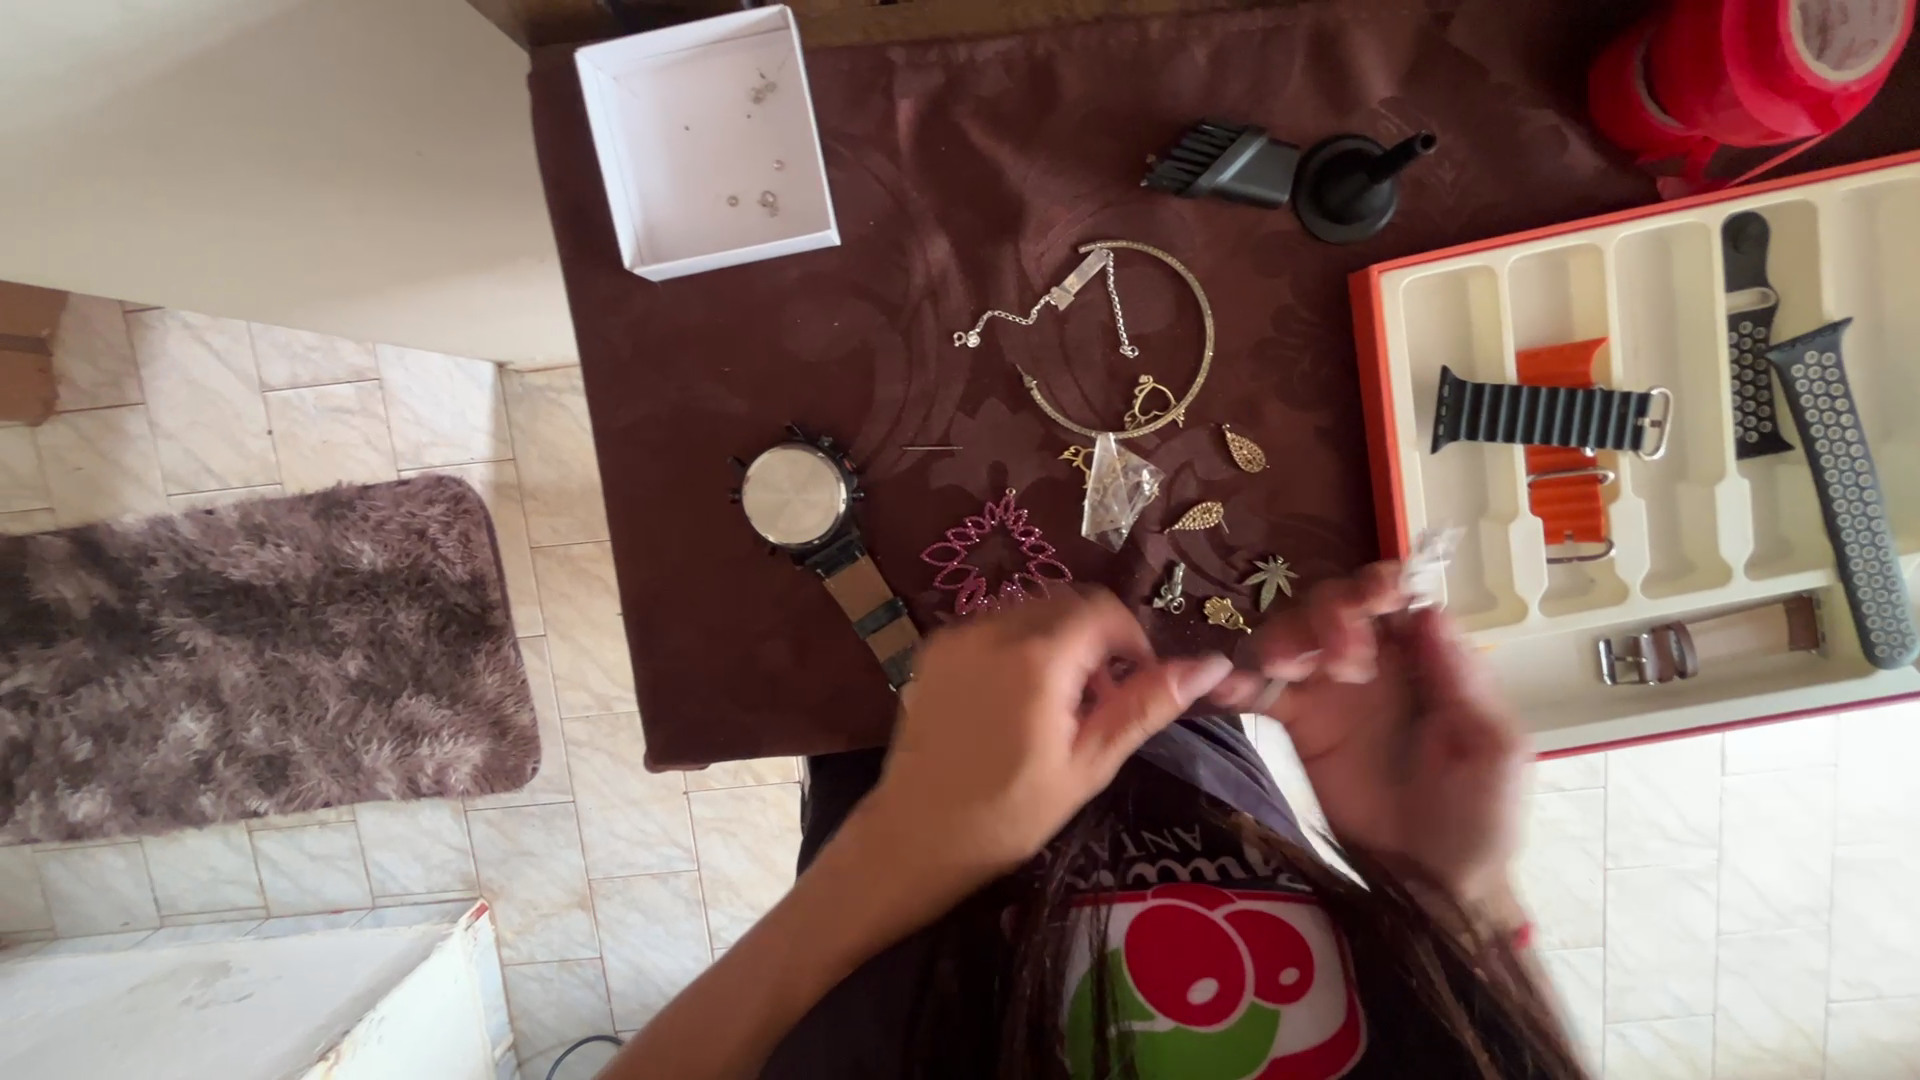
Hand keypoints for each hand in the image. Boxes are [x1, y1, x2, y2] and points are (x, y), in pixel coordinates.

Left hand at [856, 589, 1232, 897]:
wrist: (916, 835)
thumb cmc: (1011, 813)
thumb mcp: (1089, 765)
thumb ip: (1146, 705)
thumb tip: (1211, 665)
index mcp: (1037, 658)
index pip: (1102, 608)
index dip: (1130, 637)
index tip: (1135, 678)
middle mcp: (993, 629)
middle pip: (1065, 602)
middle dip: (1094, 637)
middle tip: (1097, 697)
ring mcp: (957, 635)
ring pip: (1029, 610)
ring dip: (1057, 638)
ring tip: (1057, 701)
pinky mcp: (934, 647)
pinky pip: (993, 625)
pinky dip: (1018, 644)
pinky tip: (1016, 697)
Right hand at [1211, 564, 1527, 909]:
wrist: (1427, 882)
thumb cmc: (1478, 814)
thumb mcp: (1493, 747)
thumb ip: (1462, 680)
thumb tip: (1428, 610)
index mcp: (1424, 658)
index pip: (1395, 597)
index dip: (1379, 584)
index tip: (1375, 599)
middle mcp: (1372, 662)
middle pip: (1332, 604)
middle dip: (1331, 616)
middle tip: (1343, 661)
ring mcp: (1327, 690)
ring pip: (1290, 633)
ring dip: (1284, 638)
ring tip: (1287, 671)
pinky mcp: (1293, 721)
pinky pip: (1258, 689)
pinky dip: (1237, 681)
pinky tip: (1229, 688)